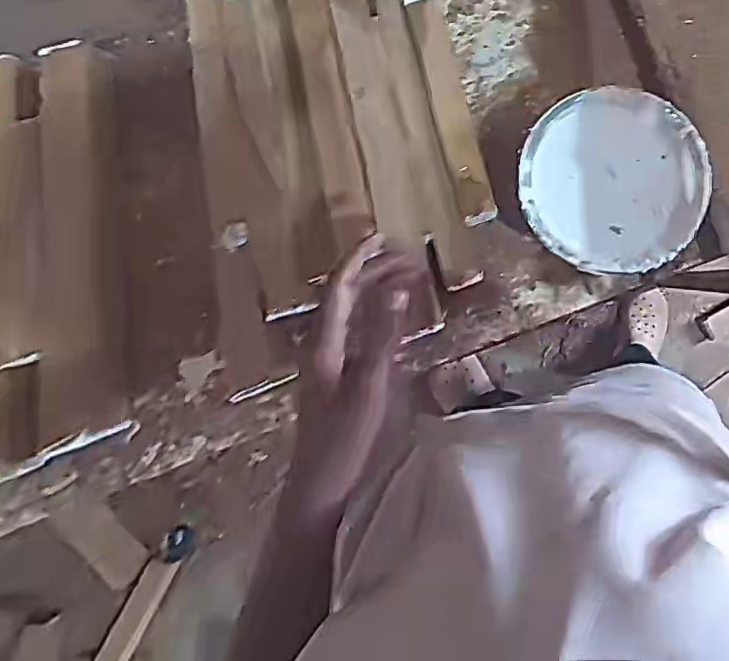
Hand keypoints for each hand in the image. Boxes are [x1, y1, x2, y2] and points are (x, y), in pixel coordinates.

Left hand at [283, 234, 427, 527]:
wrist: (319, 492)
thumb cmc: (342, 442)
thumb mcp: (367, 386)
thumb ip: (381, 336)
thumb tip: (395, 287)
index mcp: (324, 342)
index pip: (341, 286)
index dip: (359, 257)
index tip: (382, 236)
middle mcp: (322, 345)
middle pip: (347, 294)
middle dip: (375, 270)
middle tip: (410, 257)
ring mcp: (329, 362)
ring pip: (353, 312)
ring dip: (377, 290)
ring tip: (408, 278)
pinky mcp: (338, 378)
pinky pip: (359, 332)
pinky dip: (379, 315)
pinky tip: (396, 320)